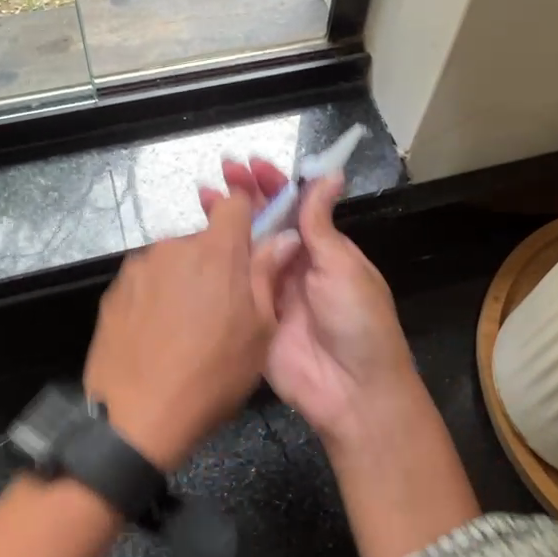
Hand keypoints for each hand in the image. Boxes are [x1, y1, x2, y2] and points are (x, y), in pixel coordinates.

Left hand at [84, 178, 296, 469]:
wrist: (135, 417)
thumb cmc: (211, 376)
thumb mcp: (259, 332)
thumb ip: (268, 276)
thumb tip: (283, 238)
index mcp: (217, 252)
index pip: (234, 202)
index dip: (246, 217)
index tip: (251, 245)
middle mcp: (174, 248)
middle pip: (203, 239)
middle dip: (216, 262)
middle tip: (223, 306)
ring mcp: (139, 268)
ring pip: (173, 261)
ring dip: (185, 280)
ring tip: (186, 327)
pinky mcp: (114, 291)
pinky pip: (146, 282)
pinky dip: (156, 298)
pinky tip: (158, 336)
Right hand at [200, 161, 417, 448]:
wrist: (352, 390)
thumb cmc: (358, 322)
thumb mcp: (343, 266)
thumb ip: (322, 224)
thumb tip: (329, 174)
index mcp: (324, 251)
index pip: (296, 208)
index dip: (275, 185)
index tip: (253, 165)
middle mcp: (295, 266)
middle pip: (266, 225)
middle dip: (246, 198)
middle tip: (223, 172)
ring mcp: (271, 293)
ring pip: (245, 251)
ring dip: (228, 224)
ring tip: (206, 196)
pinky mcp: (251, 319)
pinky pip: (233, 288)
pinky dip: (216, 265)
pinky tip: (199, 243)